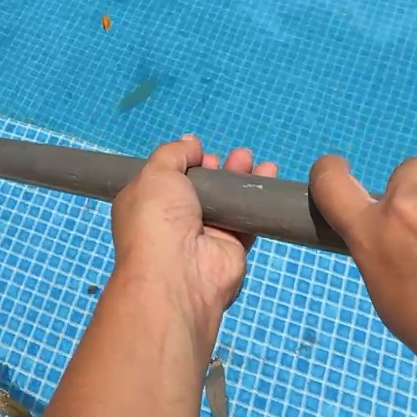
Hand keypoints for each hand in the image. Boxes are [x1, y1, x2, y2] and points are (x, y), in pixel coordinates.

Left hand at [111, 136, 277, 345]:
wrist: (179, 274)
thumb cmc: (158, 217)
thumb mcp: (156, 173)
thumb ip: (174, 154)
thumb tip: (191, 142)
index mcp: (146, 202)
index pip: (167, 178)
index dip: (185, 162)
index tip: (200, 151)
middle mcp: (172, 219)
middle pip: (200, 187)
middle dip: (216, 167)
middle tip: (234, 156)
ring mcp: (203, 234)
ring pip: (225, 200)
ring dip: (239, 177)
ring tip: (251, 159)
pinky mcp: (231, 246)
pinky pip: (246, 217)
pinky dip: (257, 198)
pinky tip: (269, 176)